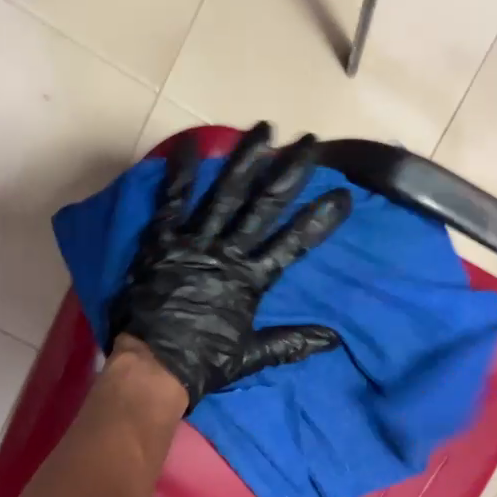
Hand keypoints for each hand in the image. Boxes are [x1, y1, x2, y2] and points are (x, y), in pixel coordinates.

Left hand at [108, 122, 351, 409]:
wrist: (154, 367)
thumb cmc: (202, 365)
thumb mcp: (251, 356)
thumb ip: (290, 343)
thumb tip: (333, 340)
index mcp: (250, 281)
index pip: (293, 244)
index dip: (318, 219)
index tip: (342, 194)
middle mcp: (226, 254)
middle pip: (263, 206)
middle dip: (289, 172)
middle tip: (310, 141)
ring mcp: (193, 245)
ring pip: (224, 194)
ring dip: (245, 160)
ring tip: (263, 129)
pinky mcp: (161, 243)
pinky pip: (172, 202)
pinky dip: (180, 174)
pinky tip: (189, 144)